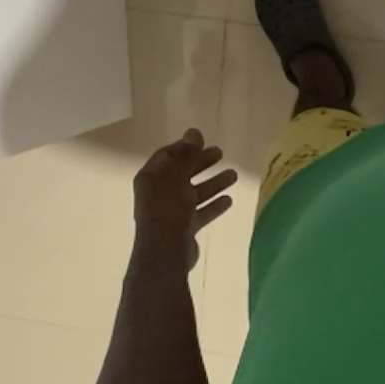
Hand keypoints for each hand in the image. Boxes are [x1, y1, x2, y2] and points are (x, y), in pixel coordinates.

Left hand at [132, 130, 236, 272]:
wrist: (165, 252)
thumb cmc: (168, 209)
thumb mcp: (177, 177)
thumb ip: (187, 155)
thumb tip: (194, 131)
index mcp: (151, 178)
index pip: (167, 156)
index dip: (185, 147)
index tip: (204, 141)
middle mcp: (158, 193)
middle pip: (182, 173)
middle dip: (201, 163)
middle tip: (221, 153)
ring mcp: (171, 212)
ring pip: (194, 192)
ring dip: (213, 183)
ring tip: (234, 175)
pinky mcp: (183, 228)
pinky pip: (200, 212)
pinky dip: (212, 205)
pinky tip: (228, 200)